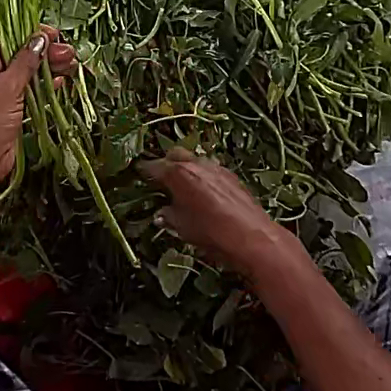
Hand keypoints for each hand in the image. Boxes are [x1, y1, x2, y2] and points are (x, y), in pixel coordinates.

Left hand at [0, 25, 75, 185]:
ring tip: (71, 64)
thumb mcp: (8, 86)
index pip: (2, 35)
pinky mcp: (6, 108)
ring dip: (47, 68)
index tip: (52, 34)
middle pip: (16, 53)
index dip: (27, 32)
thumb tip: (39, 39)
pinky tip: (61, 81)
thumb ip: (26, 60)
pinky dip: (43, 85)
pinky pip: (27, 90)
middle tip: (67, 52)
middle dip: (43, 51)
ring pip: (24, 72)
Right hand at [138, 148, 301, 277]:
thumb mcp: (181, 227)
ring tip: (181, 187)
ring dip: (186, 169)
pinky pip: (210, 169)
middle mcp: (197, 164)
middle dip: (165, 164)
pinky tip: (202, 193)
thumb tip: (162, 212)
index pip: (154, 166)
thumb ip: (168, 215)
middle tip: (159, 179)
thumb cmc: (211, 233)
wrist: (252, 236)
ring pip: (194, 160)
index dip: (144, 171)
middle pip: (175, 155)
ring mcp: (216, 167)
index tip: (138, 174)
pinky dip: (202, 176)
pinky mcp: (231, 175)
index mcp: (179, 174)